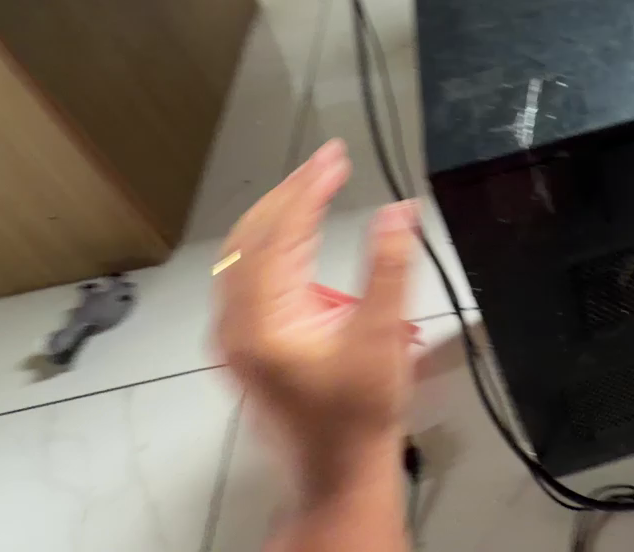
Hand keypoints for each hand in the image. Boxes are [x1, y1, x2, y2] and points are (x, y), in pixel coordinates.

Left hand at [214, 139, 420, 502]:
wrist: (336, 476)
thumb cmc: (360, 412)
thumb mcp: (381, 337)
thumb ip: (390, 267)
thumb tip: (400, 210)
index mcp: (264, 320)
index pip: (282, 233)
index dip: (310, 188)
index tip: (337, 157)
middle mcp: (236, 323)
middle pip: (251, 237)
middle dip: (289, 192)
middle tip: (327, 161)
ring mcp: (234, 335)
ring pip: (242, 254)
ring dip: (278, 213)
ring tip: (314, 183)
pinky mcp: (244, 343)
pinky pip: (246, 274)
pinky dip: (271, 241)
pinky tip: (296, 231)